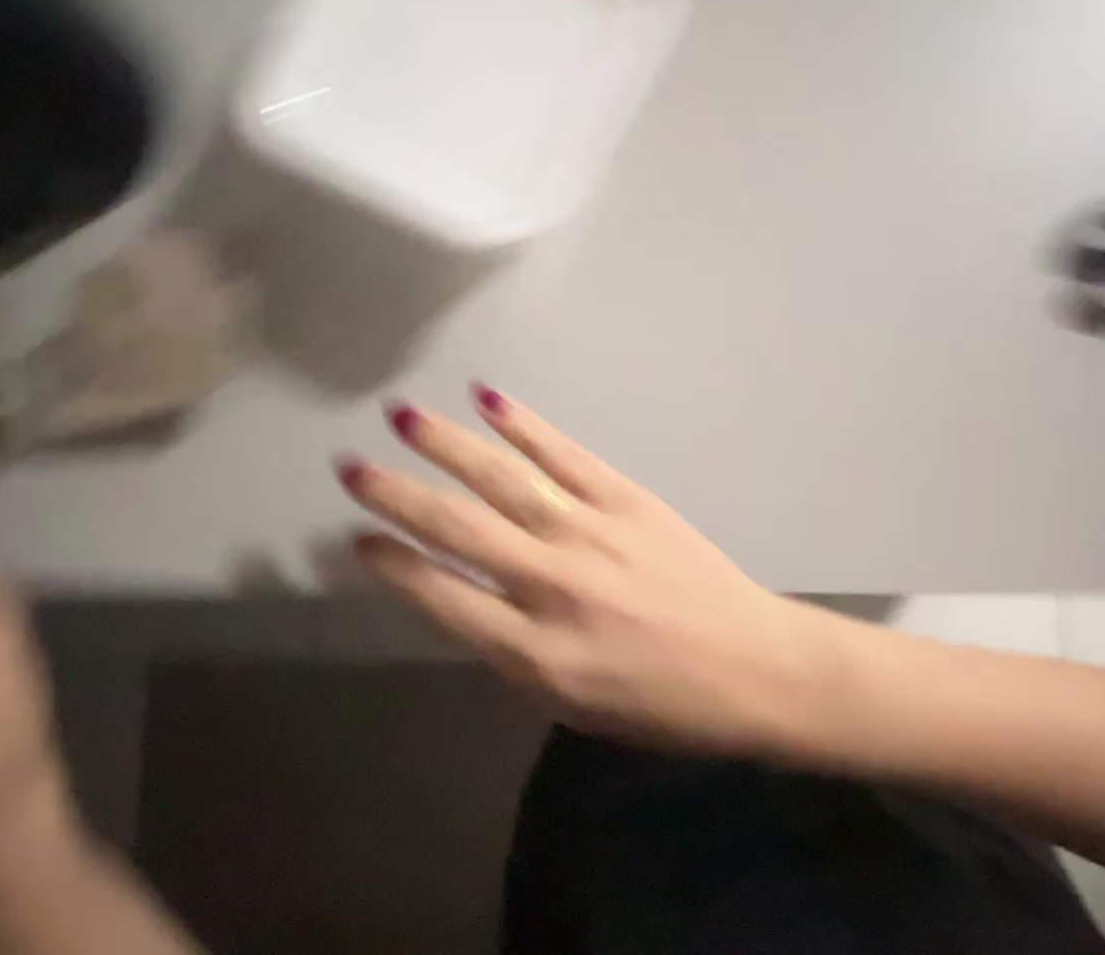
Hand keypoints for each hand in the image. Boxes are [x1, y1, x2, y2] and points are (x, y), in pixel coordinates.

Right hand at [340, 385, 847, 756]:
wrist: (754, 666)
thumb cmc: (662, 703)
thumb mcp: (573, 705)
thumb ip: (513, 653)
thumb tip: (463, 596)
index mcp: (538, 654)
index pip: (442, 599)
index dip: (392, 566)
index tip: (355, 541)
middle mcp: (555, 586)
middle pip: (459, 530)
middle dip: (397, 497)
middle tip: (351, 469)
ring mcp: (593, 534)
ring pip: (504, 481)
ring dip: (447, 446)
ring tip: (402, 416)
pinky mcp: (628, 501)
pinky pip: (564, 457)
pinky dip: (524, 426)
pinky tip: (488, 400)